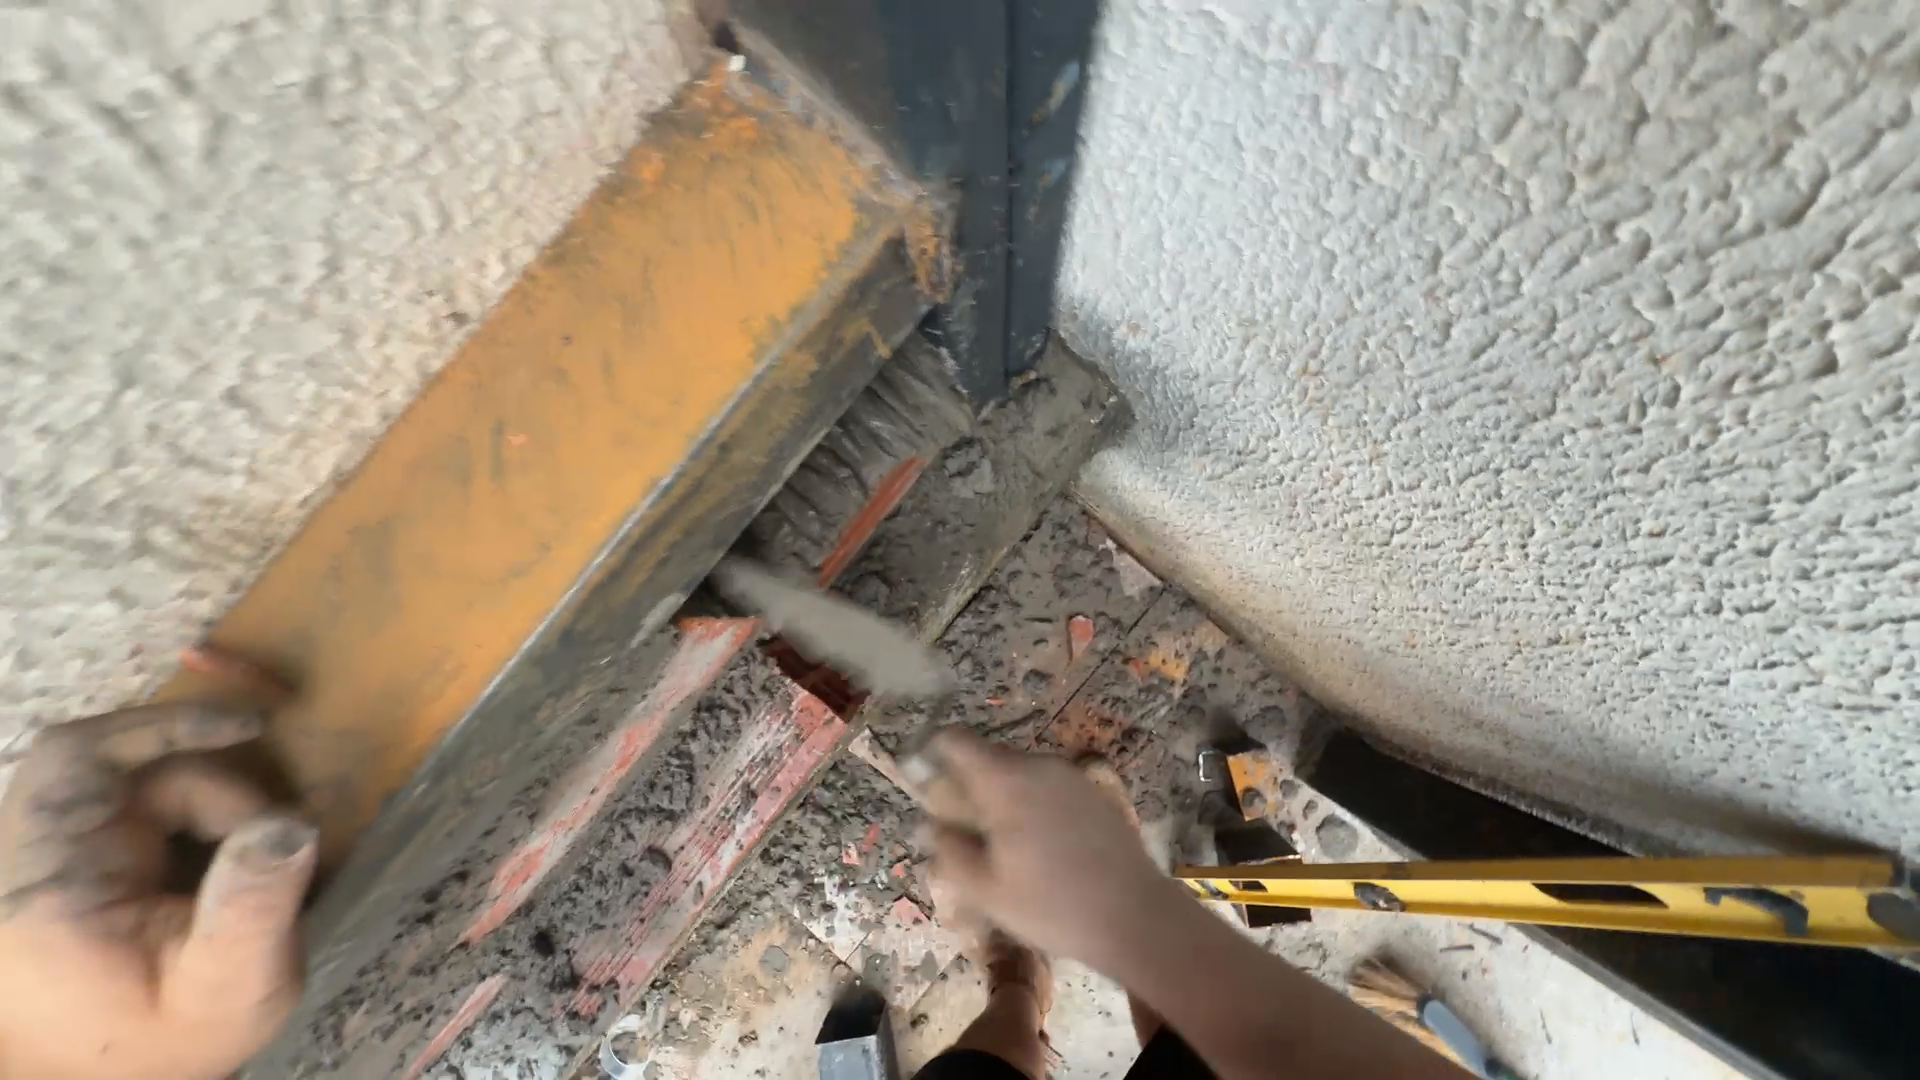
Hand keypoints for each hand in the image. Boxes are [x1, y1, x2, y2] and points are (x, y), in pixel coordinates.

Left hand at [0, 704, 316, 1079]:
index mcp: (47, 886)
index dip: (162, 723)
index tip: (251, 729)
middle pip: (137, 771)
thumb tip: (288, 824)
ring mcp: (66, 867)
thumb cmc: (169, 1047)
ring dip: (226, 815)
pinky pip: (158, 812)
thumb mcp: (228, 984)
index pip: (75, 759)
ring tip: (255, 879)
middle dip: (225, 795)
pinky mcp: (93, 873)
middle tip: (273, 844)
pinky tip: (236, 871)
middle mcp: (41, 864)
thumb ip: (254, 905)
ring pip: (158, 790)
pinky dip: (214, 823)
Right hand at [912, 730, 1182, 966]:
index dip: (932, 753)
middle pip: (987, 759)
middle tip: (962, 832)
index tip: (923, 781)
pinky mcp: (1092, 791)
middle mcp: (1037, 763)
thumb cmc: (1052, 905)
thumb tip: (928, 823)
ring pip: (1018, 775)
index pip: (955, 740)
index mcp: (1005, 779)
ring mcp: (1069, 774)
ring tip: (1002, 849)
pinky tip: (1040, 850)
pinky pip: (1046, 787)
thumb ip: (949, 848)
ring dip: (1000, 799)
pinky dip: (1030, 806)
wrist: (1136, 916)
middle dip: (967, 788)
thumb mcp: (986, 889)